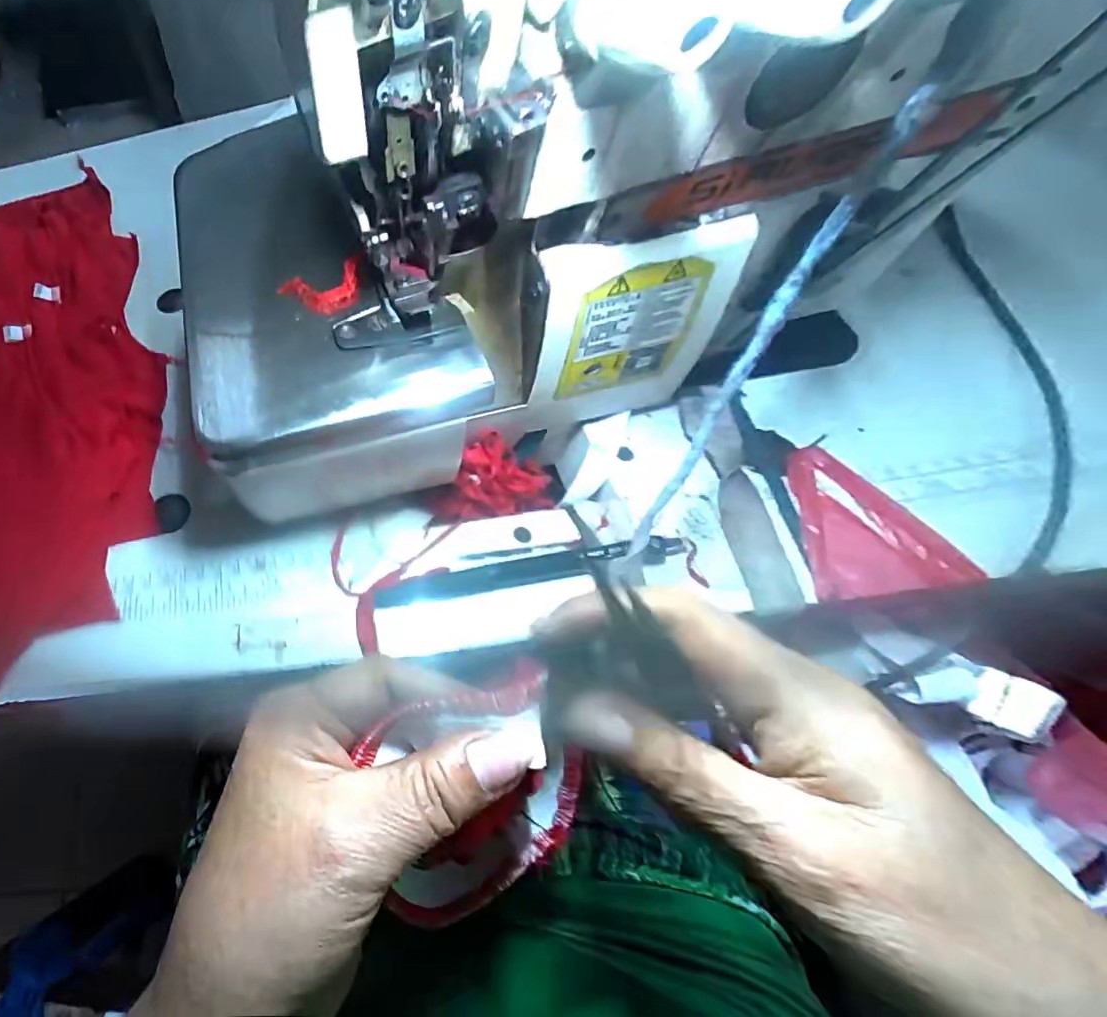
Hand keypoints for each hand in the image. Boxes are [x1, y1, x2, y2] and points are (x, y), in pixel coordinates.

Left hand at [133, 659, 541, 1016]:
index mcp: (299, 715)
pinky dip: (444, 812)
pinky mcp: (347, 823)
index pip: (383, 679)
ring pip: (407, 760)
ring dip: (458, 780)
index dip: (449, 693)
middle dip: (460, 739)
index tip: (519, 720)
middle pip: (399, 716)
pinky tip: (483, 829)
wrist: (238, 988)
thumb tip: (518, 742)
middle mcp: (312, 735)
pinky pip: (405, 801)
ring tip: (517, 798)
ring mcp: (329, 780)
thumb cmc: (284, 895)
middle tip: (529, 765)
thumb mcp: (359, 834)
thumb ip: (435, 787)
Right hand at [540, 589, 1106, 1016]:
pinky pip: (695, 714)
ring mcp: (790, 721)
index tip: (537, 636)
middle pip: (672, 636)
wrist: (1053, 1001)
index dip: (601, 609)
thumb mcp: (794, 849)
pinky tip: (612, 737)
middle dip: (596, 644)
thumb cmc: (932, 923)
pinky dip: (641, 717)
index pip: (682, 615)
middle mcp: (791, 689)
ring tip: (555, 704)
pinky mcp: (784, 755)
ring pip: (679, 674)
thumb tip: (574, 705)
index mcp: (800, 694)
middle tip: (533, 679)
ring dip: (612, 680)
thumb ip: (679, 768)